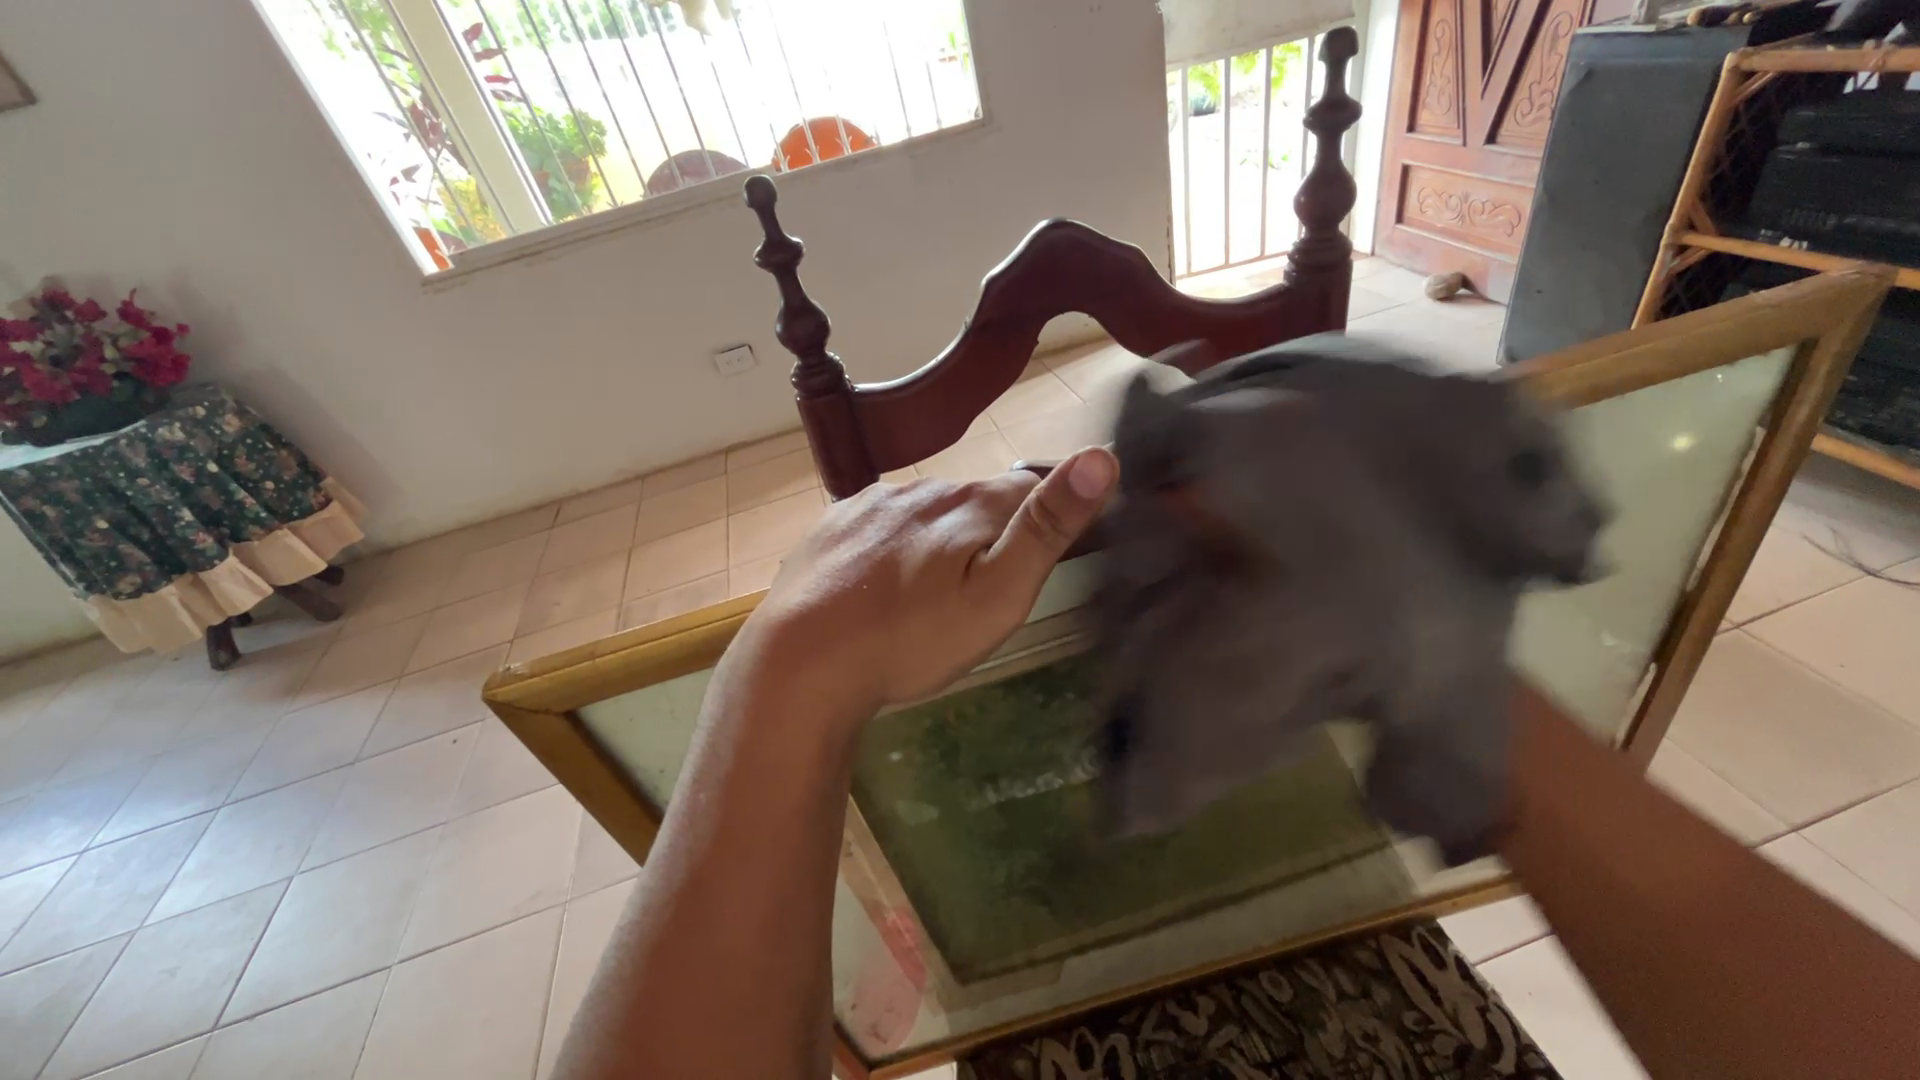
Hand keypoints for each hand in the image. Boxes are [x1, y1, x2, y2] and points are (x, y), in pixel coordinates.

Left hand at [731, 446, 1118, 731]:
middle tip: (982, 591)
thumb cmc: (912, 639)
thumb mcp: (998, 596)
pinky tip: (880, 585)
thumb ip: (1047, 528)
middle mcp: (924, 489)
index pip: (1030, 488)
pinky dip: (893, 545)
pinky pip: (880, 523)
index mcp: (970, 504)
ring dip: (939, 539)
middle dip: (989, 532)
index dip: (1045, 515)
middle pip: (975, 501)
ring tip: (929, 595)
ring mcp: (871, 502)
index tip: (1044, 555)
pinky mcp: (833, 524)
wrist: (802, 663)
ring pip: (927, 512)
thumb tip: (1100, 457)